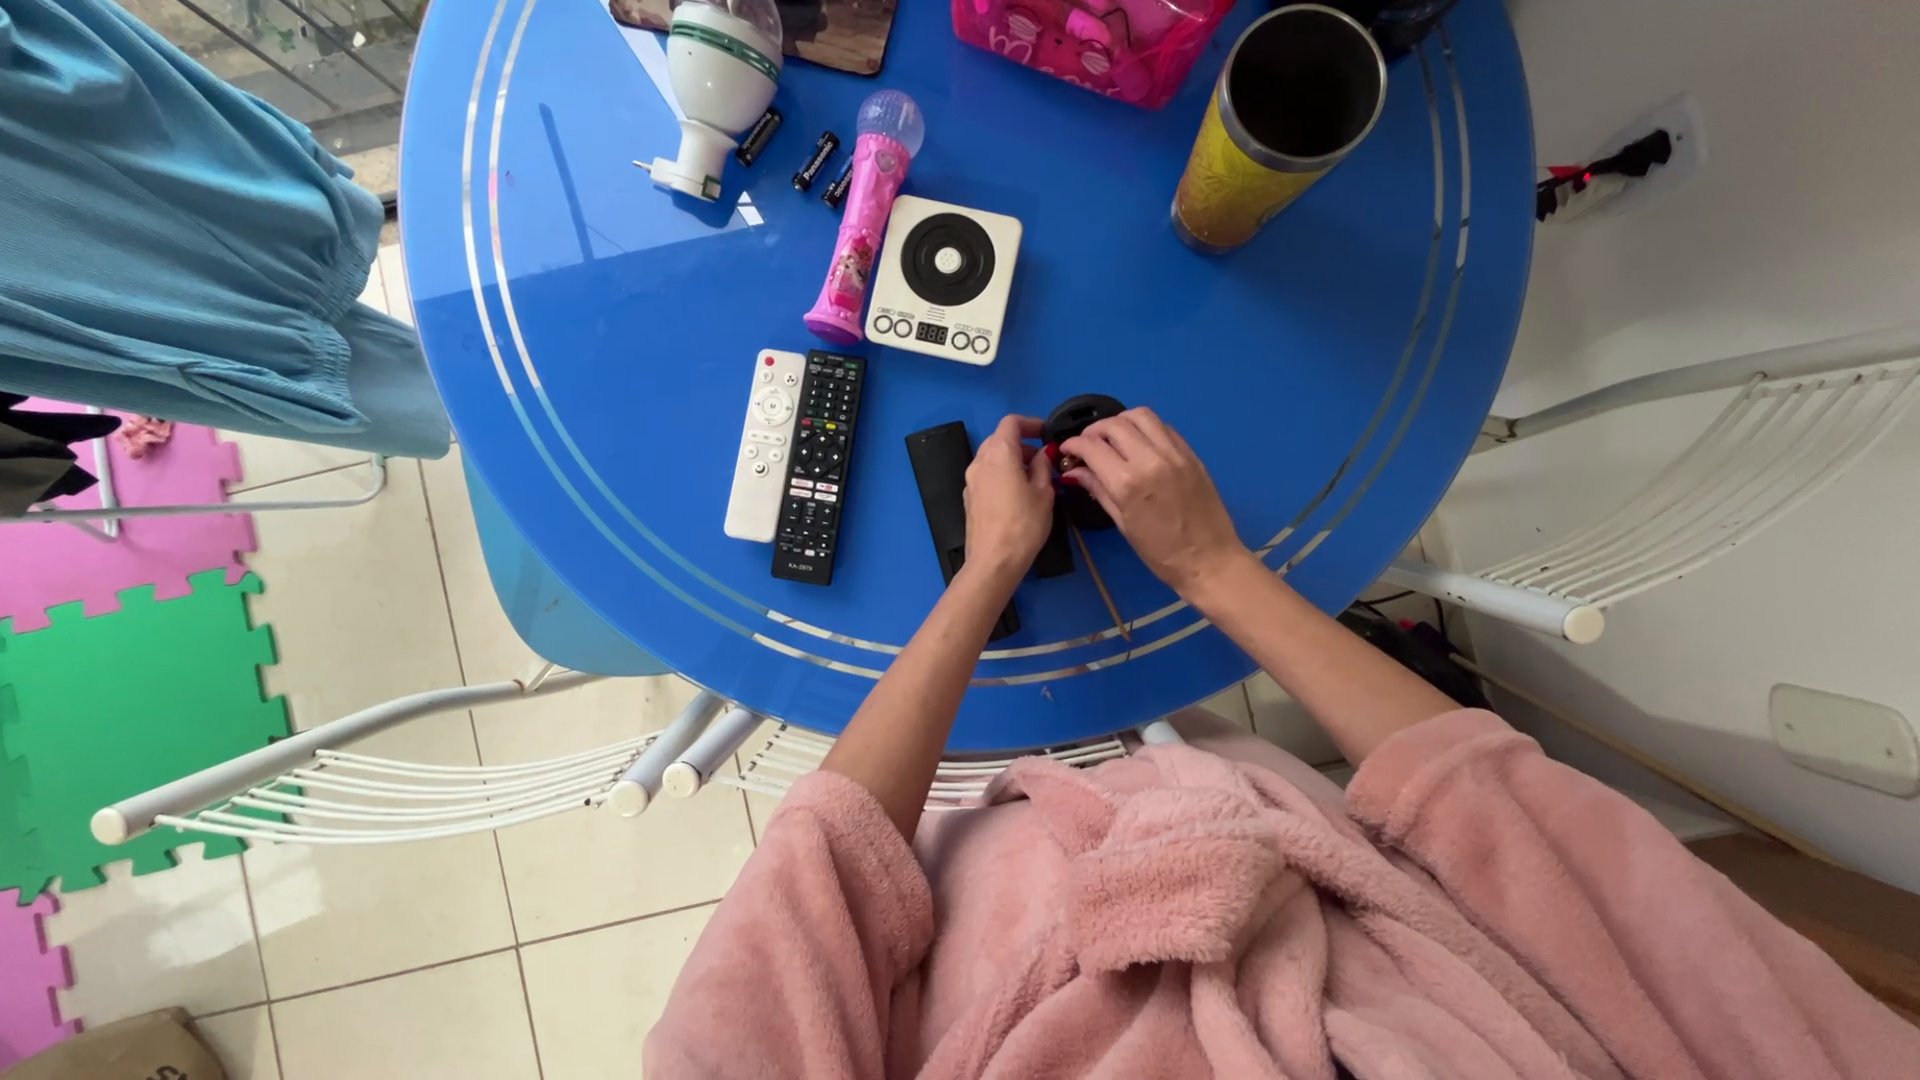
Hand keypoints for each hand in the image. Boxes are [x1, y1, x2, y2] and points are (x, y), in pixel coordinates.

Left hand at [962, 415, 1054, 585]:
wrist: (993, 561)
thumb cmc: (1024, 524)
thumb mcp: (1044, 492)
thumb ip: (1044, 466)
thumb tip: (1042, 454)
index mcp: (999, 453)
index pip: (1011, 422)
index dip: (1030, 423)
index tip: (1046, 433)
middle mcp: (980, 461)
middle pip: (999, 438)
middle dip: (1021, 443)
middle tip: (1042, 458)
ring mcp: (971, 480)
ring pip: (991, 457)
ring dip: (1011, 459)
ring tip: (1033, 477)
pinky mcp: (969, 497)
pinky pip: (986, 475)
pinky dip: (1001, 473)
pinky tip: (1016, 493)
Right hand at [1059, 407, 1248, 596]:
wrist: (1209, 559)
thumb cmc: (1160, 552)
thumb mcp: (1123, 524)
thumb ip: (1099, 490)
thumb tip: (1074, 472)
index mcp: (1128, 482)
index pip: (1092, 447)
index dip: (1073, 445)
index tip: (1067, 450)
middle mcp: (1150, 459)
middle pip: (1115, 424)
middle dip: (1094, 431)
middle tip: (1088, 444)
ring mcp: (1174, 453)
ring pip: (1141, 415)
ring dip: (1120, 421)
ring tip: (1113, 438)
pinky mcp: (1190, 453)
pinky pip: (1163, 427)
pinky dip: (1145, 428)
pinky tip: (1139, 443)